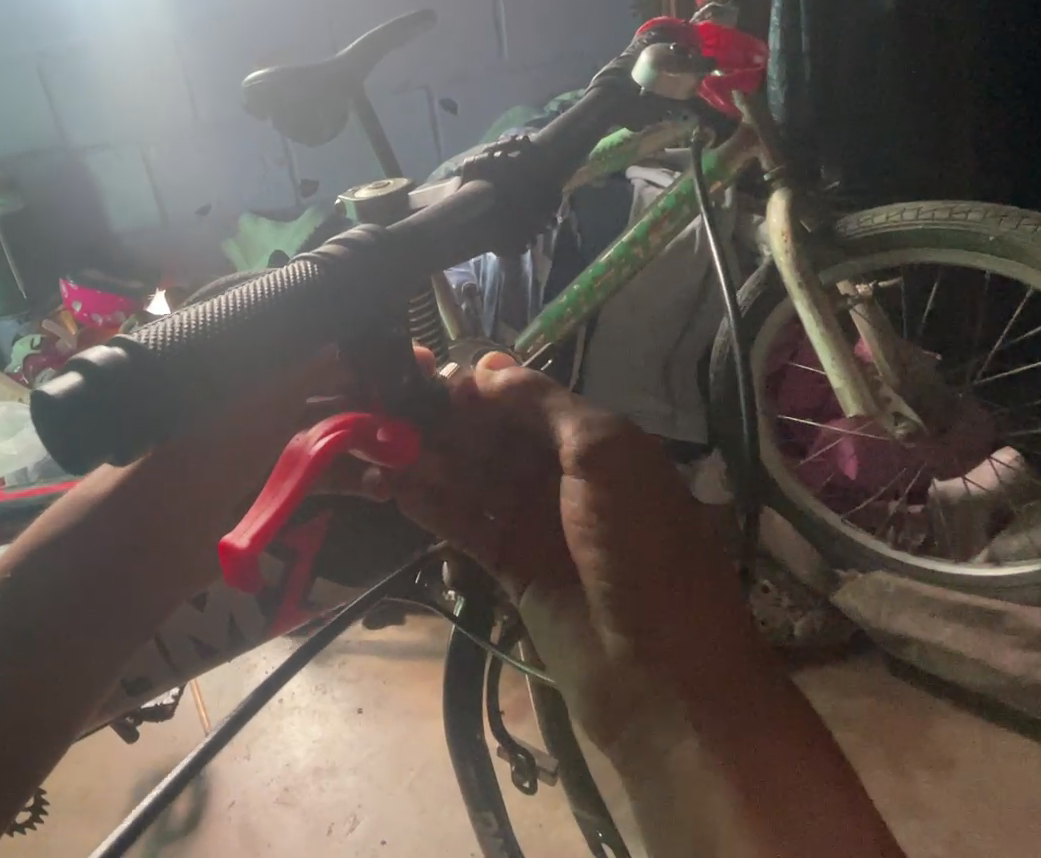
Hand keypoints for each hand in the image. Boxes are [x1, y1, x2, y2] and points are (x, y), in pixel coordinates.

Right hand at [364, 353, 754, 754]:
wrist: (660, 674)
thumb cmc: (641, 547)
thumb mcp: (607, 455)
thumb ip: (544, 405)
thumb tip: (486, 365)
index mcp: (595, 443)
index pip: (526, 402)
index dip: (480, 389)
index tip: (429, 376)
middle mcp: (563, 477)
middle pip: (493, 438)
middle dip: (447, 423)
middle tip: (390, 412)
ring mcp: (535, 523)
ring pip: (473, 479)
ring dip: (430, 461)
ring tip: (379, 447)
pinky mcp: (510, 566)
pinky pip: (465, 524)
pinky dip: (431, 506)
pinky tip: (392, 488)